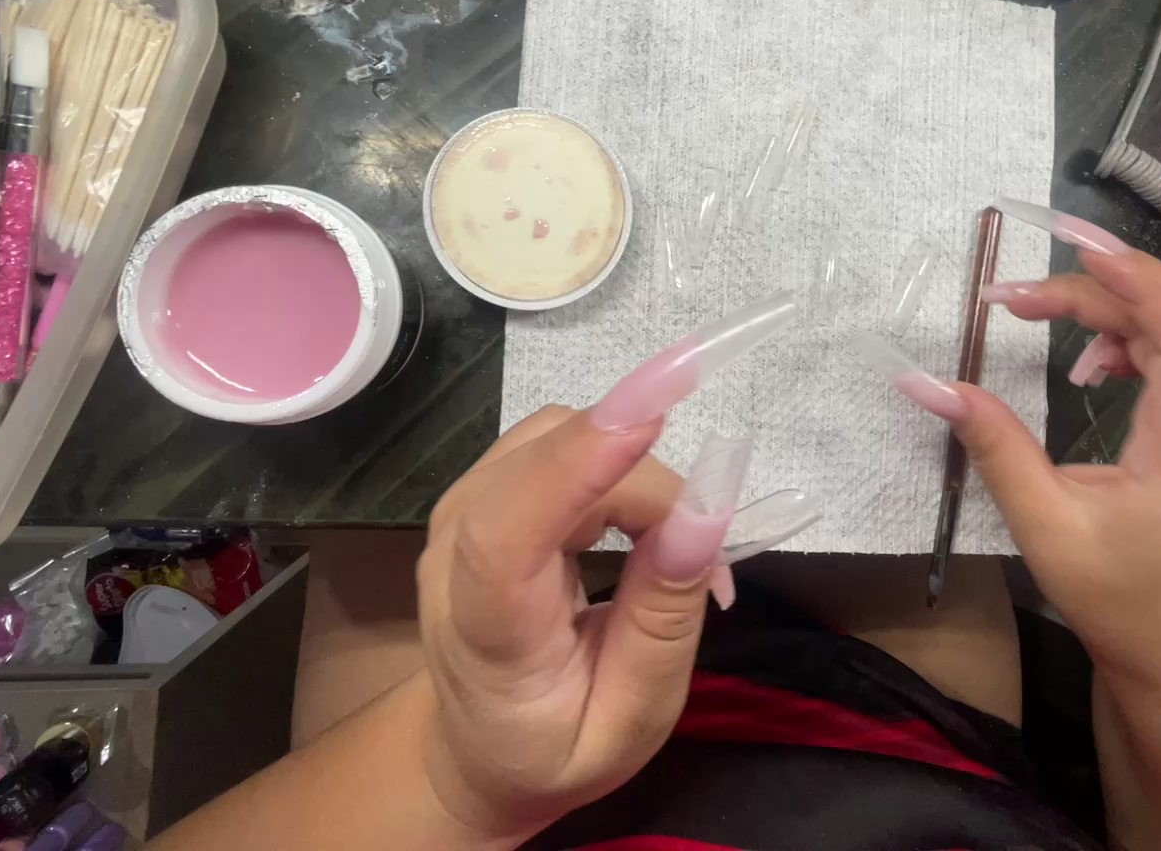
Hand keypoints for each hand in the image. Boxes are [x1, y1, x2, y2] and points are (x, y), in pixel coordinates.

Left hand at [412, 405, 710, 843]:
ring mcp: (461, 504)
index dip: (579, 463)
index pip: (508, 531)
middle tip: (702, 561)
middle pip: (553, 464)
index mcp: (482, 631)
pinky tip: (632, 519)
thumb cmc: (555, 747)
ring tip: (662, 549)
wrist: (477, 744)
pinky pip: (560, 438)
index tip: (655, 414)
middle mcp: (452, 547)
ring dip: (634, 475)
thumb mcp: (631, 717)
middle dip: (649, 488)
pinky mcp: (482, 483)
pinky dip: (616, 462)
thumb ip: (665, 617)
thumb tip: (707, 511)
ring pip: (561, 435)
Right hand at [971, 236, 1160, 689]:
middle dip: (1101, 284)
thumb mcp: (1042, 525)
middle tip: (1017, 292)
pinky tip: (1087, 361)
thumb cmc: (1114, 592)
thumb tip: (926, 384)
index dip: (1138, 282)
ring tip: (1037, 314)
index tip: (1072, 250)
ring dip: (1108, 305)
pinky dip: (1127, 333)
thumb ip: (991, 447)